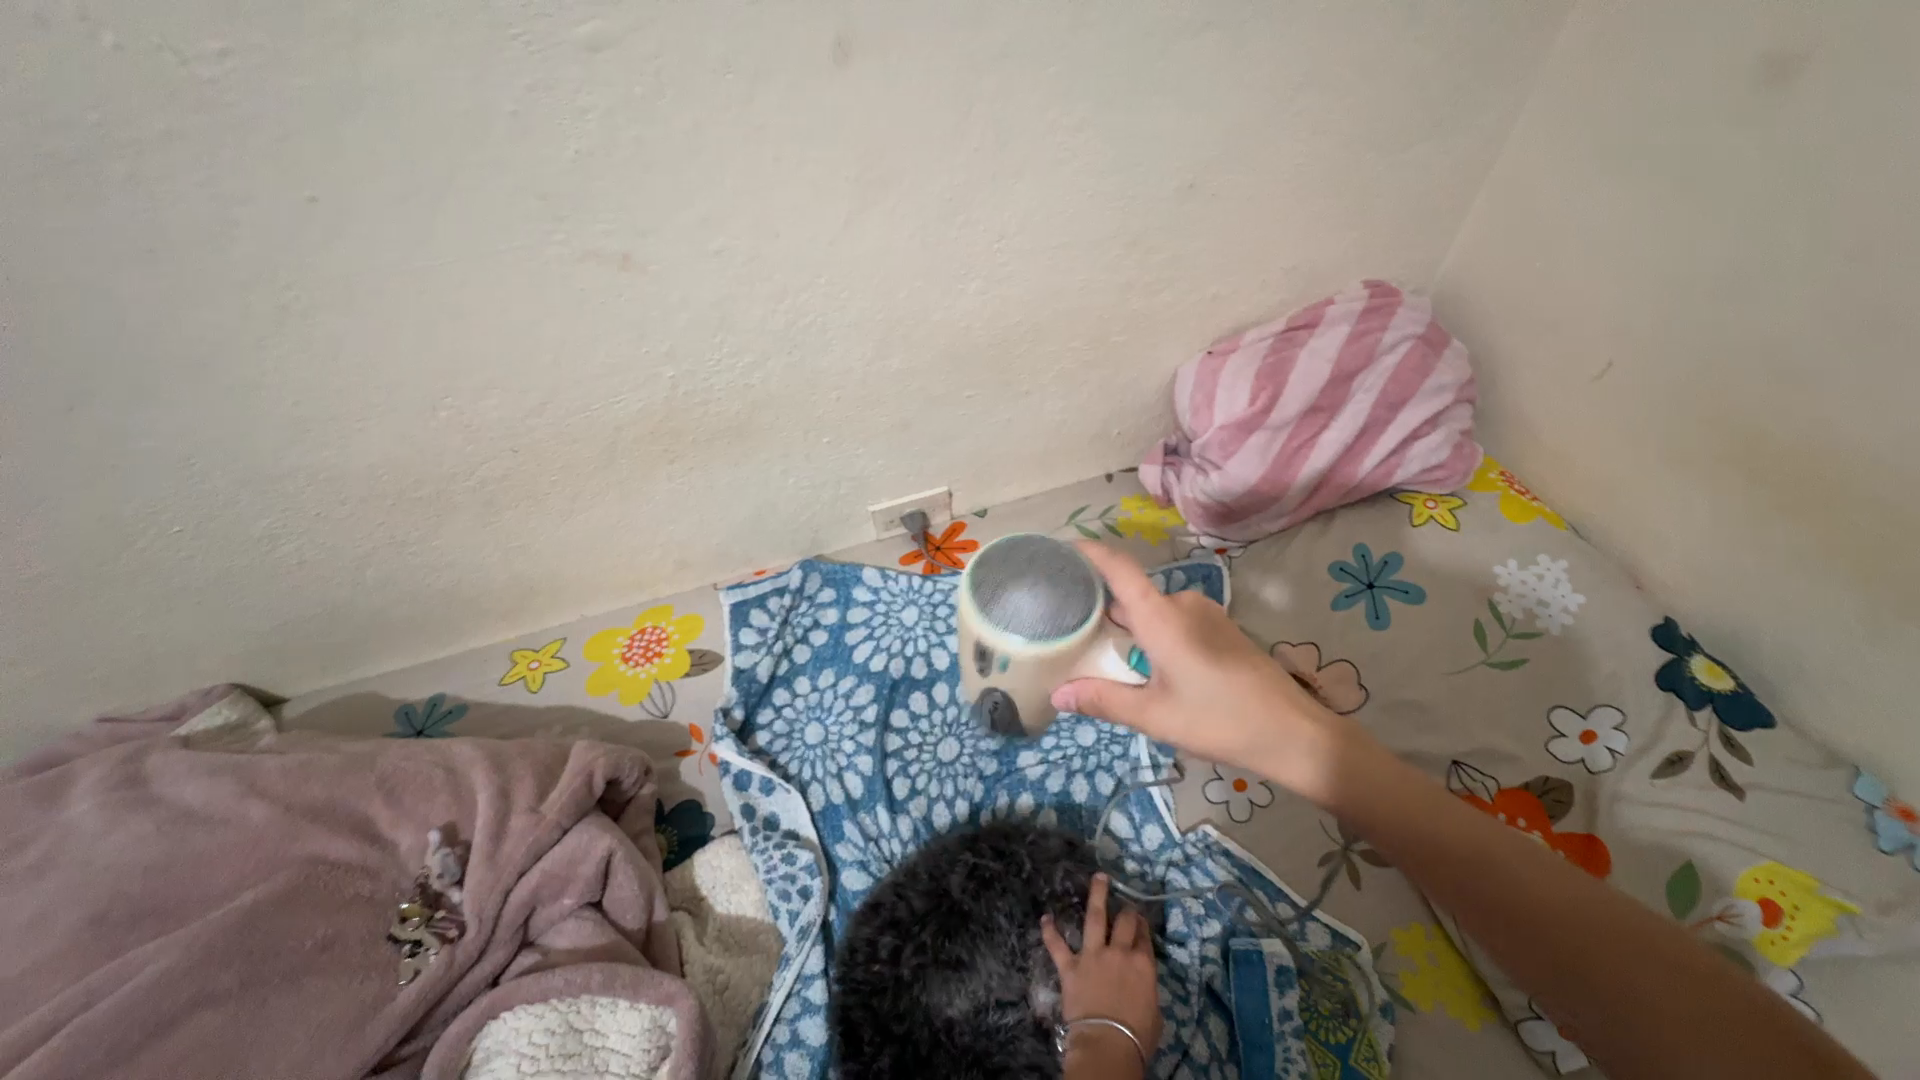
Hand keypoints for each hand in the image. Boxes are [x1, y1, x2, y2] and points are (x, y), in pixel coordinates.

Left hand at [1042, 873, 1161, 1076]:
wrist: (1107, 1044)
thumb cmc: (1136, 1037)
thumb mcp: (1155, 1013)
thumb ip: (1147, 991)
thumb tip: (1141, 986)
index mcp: (1143, 965)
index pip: (1144, 937)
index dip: (1142, 925)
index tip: (1140, 919)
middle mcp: (1118, 952)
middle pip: (1124, 922)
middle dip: (1126, 910)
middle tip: (1125, 903)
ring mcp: (1092, 956)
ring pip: (1094, 917)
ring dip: (1096, 895)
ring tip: (1098, 877)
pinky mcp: (1070, 967)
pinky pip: (1057, 945)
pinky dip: (1049, 931)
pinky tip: (1045, 918)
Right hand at [1052, 540, 1376, 804]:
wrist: (1294, 733)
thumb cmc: (1220, 720)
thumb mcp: (1154, 715)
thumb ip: (1103, 700)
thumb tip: (1058, 695)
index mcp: (1162, 616)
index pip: (1118, 567)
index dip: (1089, 553)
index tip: (1061, 551)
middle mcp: (1183, 604)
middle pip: (1131, 594)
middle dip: (1100, 608)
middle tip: (1065, 628)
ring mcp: (1206, 615)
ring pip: (1153, 612)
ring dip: (1128, 627)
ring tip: (1099, 652)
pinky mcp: (1222, 630)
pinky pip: (1174, 622)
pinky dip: (1152, 635)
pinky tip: (1143, 664)